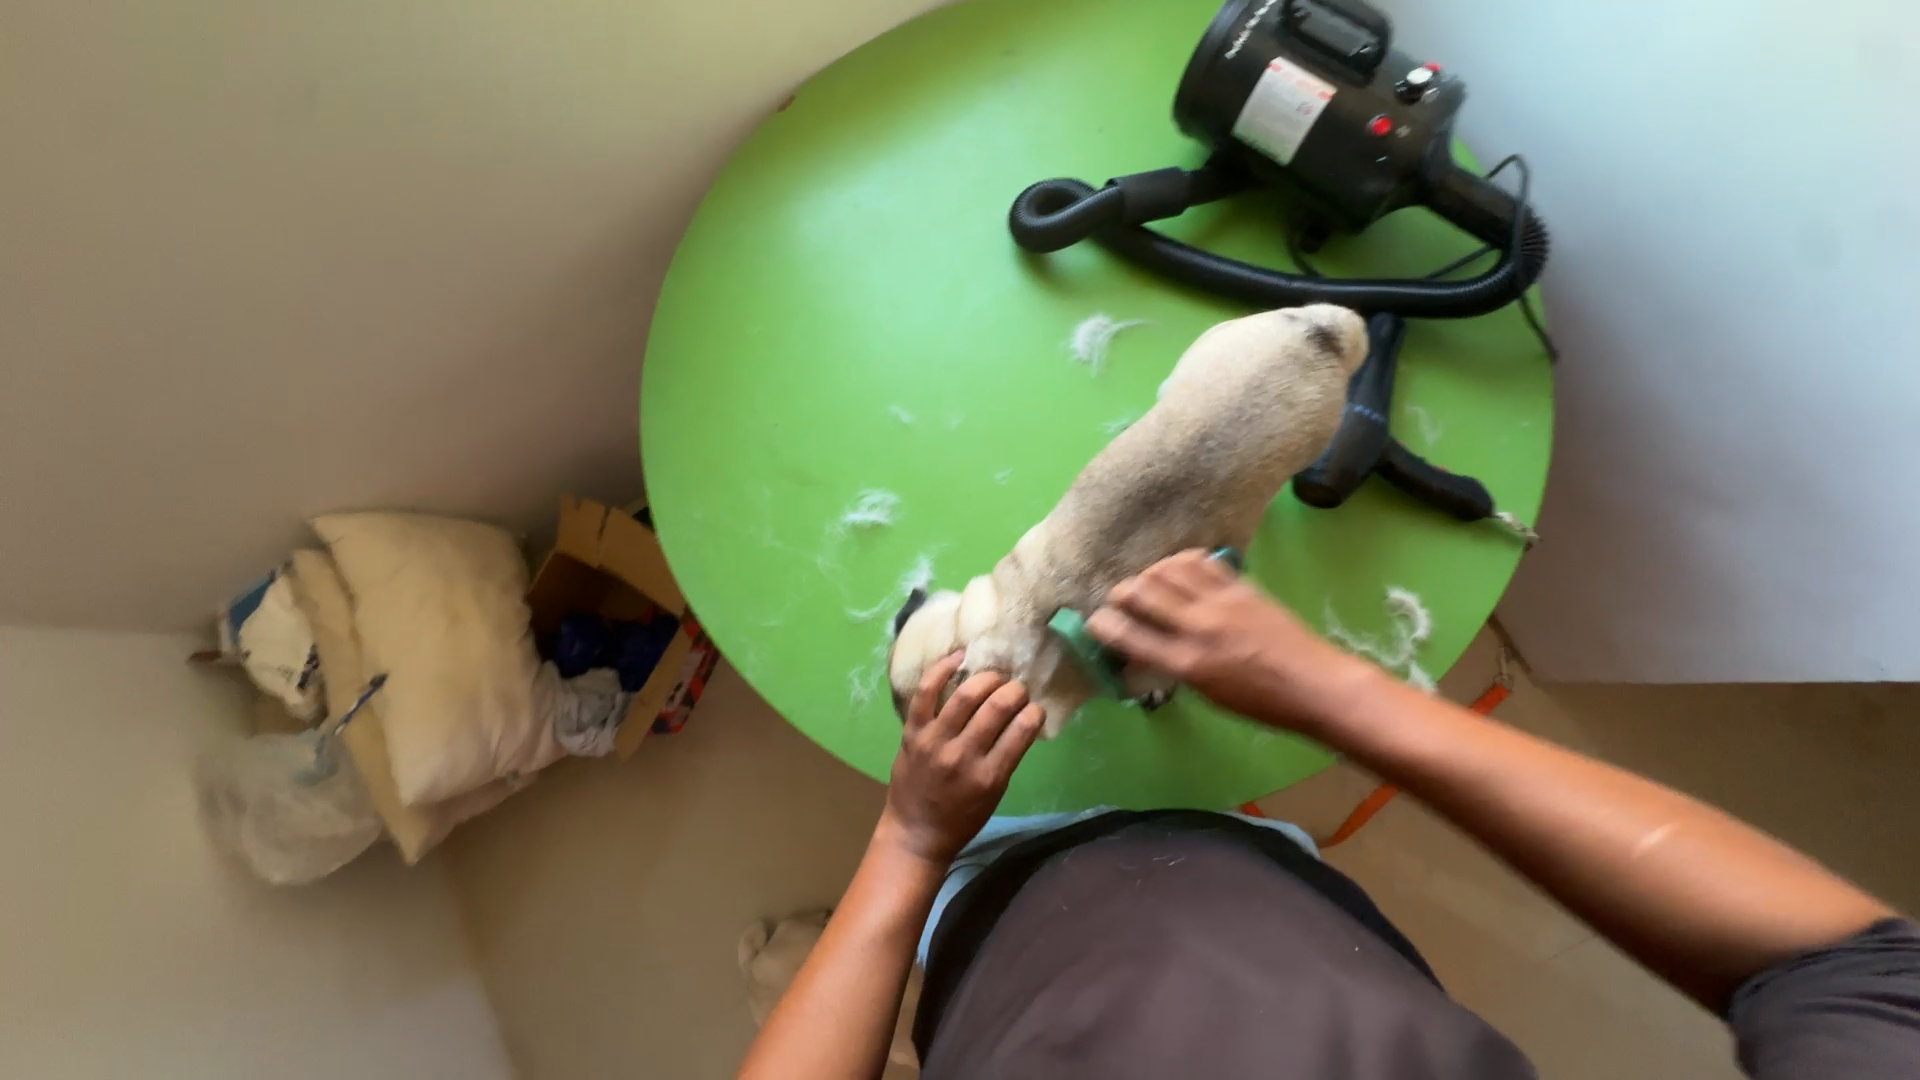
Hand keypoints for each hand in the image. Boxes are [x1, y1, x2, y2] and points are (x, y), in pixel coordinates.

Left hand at [878, 653, 1045, 864]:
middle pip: (997, 707)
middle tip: (1017, 689)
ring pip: (965, 695)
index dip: (1034, 712)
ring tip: (995, 675)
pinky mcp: (911, 732)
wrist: (915, 833)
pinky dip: (942, 669)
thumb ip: (1007, 756)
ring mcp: (934, 741)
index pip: (1022, 731)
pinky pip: (925, 692)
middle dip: (1015, 691)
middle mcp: (963, 755)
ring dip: (987, 678)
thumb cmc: (962, 817)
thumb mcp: (996, 794)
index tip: (1035, 707)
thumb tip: (1021, 717)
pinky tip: (958, 657)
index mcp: (989, 775)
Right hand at [1086, 550, 1377, 732]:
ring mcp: (1222, 602)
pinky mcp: (1242, 587)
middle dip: (1121, 592)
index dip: (1104, 625)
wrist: (1317, 686)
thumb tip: (1145, 646)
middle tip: (1118, 598)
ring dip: (1149, 573)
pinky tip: (1180, 570)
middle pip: (1143, 593)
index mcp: (1188, 664)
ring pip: (1168, 569)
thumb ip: (1173, 664)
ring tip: (1149, 582)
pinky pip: (1201, 562)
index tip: (1094, 621)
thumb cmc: (1260, 702)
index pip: (1130, 636)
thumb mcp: (1207, 693)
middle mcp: (1199, 628)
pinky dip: (1182, 562)